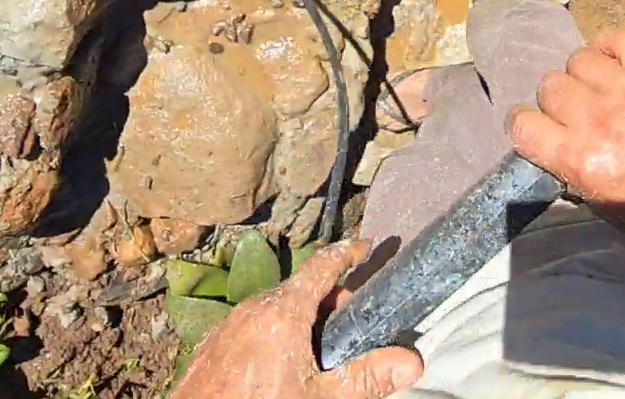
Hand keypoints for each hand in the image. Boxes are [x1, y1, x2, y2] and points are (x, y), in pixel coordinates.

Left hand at [171, 240, 422, 398]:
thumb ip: (366, 378)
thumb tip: (413, 361)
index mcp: (283, 311)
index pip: (324, 264)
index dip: (349, 252)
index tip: (369, 246)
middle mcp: (254, 307)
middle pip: (302, 288)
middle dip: (331, 300)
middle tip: (353, 325)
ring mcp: (228, 326)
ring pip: (276, 307)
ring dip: (303, 318)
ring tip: (319, 353)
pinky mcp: (212, 347)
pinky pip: (253, 327)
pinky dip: (275, 333)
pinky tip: (281, 368)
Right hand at [507, 29, 624, 254]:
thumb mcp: (601, 205)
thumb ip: (569, 165)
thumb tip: (549, 137)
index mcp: (581, 161)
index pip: (522, 125)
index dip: (525, 126)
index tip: (536, 129)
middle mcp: (599, 121)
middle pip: (549, 86)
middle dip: (557, 101)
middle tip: (577, 114)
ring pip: (578, 60)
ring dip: (583, 75)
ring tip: (600, 90)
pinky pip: (618, 38)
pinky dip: (611, 46)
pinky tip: (615, 63)